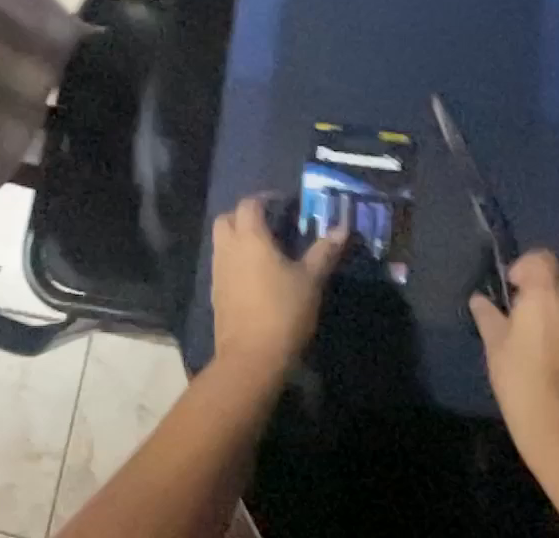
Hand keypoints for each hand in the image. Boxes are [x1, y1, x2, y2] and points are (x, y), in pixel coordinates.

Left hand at [211, 196, 345, 376]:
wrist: (250, 358)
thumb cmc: (283, 312)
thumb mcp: (311, 280)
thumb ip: (324, 252)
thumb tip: (342, 228)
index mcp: (250, 238)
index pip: (249, 204)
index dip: (265, 199)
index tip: (284, 204)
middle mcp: (228, 249)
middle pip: (227, 218)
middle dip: (245, 215)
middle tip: (270, 224)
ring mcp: (218, 272)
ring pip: (221, 242)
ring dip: (238, 237)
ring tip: (265, 250)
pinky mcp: (216, 294)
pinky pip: (222, 264)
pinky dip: (235, 260)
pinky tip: (255, 276)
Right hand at [470, 250, 558, 455]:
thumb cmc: (522, 381)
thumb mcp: (495, 346)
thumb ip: (488, 316)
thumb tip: (480, 300)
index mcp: (547, 294)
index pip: (542, 258)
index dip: (525, 265)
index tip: (510, 286)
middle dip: (542, 282)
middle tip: (521, 305)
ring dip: (557, 302)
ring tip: (536, 328)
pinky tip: (553, 348)